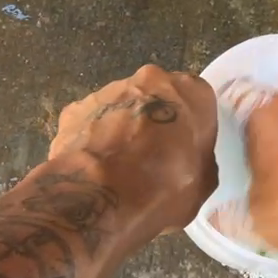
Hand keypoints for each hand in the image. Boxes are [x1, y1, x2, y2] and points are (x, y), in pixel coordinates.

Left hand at [50, 65, 217, 238]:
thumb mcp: (203, 184)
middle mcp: (150, 80)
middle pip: (158, 97)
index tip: (185, 150)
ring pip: (123, 106)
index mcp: (191, 92)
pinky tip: (93, 168)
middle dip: (156, 121)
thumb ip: (200, 160)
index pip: (198, 101)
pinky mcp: (75, 108)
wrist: (100, 197)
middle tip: (153, 157)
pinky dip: (93, 139)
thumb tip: (191, 162)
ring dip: (123, 127)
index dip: (190, 127)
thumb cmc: (164, 188)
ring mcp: (109, 91)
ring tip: (118, 167)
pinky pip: (92, 122)